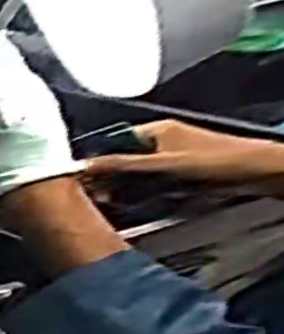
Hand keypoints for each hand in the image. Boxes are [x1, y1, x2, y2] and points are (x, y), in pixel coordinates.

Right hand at [83, 119, 283, 192]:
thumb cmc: (216, 161)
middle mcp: (156, 142)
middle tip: (88, 193)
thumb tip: (79, 166)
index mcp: (155, 131)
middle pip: (115, 159)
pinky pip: (137, 183)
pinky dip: (127, 192)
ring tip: (104, 200)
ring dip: (112, 187)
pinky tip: (120, 202)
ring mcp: (162, 158)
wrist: (258, 172)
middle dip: (100, 176)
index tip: (74, 175)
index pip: (109, 141)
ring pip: (124, 173)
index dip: (91, 157)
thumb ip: (119, 164)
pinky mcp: (167, 173)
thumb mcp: (161, 163)